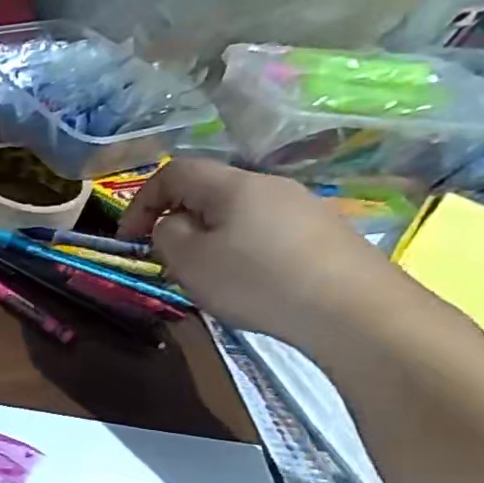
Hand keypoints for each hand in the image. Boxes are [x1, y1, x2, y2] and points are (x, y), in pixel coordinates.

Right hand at [117, 158, 407, 344]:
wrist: (354, 311)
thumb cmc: (258, 281)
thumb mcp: (191, 262)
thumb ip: (167, 235)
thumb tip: (172, 224)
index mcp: (233, 185)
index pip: (175, 171)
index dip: (142, 200)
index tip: (129, 238)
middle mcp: (270, 185)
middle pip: (208, 191)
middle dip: (177, 220)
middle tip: (167, 260)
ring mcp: (303, 207)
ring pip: (237, 213)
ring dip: (210, 238)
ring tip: (207, 276)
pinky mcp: (325, 234)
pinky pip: (266, 232)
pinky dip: (243, 250)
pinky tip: (251, 283)